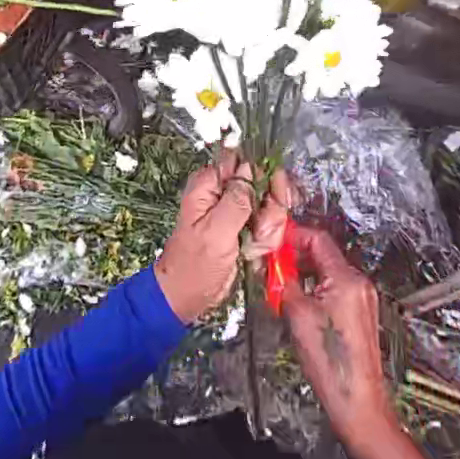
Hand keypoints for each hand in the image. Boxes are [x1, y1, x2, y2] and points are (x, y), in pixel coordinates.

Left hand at [153, 152, 253, 323]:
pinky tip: (254, 251)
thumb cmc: (194, 265)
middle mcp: (223, 191)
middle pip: (263, 181)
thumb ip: (236, 199)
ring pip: (270, 203)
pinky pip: (268, 222)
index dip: (262, 174)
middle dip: (268, 206)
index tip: (272, 195)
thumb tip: (251, 169)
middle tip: (261, 228)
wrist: (187, 297)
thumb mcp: (215, 231)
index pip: (244, 161)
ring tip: (254, 244)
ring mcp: (237, 208)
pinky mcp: (246, 225)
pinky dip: (266, 238)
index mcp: (209, 184)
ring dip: (268, 226)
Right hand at [280, 225, 436, 458]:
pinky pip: (336, 289)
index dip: (295, 236)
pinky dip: (317, 289)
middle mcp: (359, 283)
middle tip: (275, 265)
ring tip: (284, 286)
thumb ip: (286, 284)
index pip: (319, 240)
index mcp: (346, 278)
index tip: (276, 239)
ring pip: (329, 273)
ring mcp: (363, 298)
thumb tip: (276, 267)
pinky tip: (301, 304)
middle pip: (324, 255)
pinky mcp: (361, 314)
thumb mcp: (298, 316)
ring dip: (306, 274)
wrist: (357, 400)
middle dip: (297, 257)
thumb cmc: (331, 363)